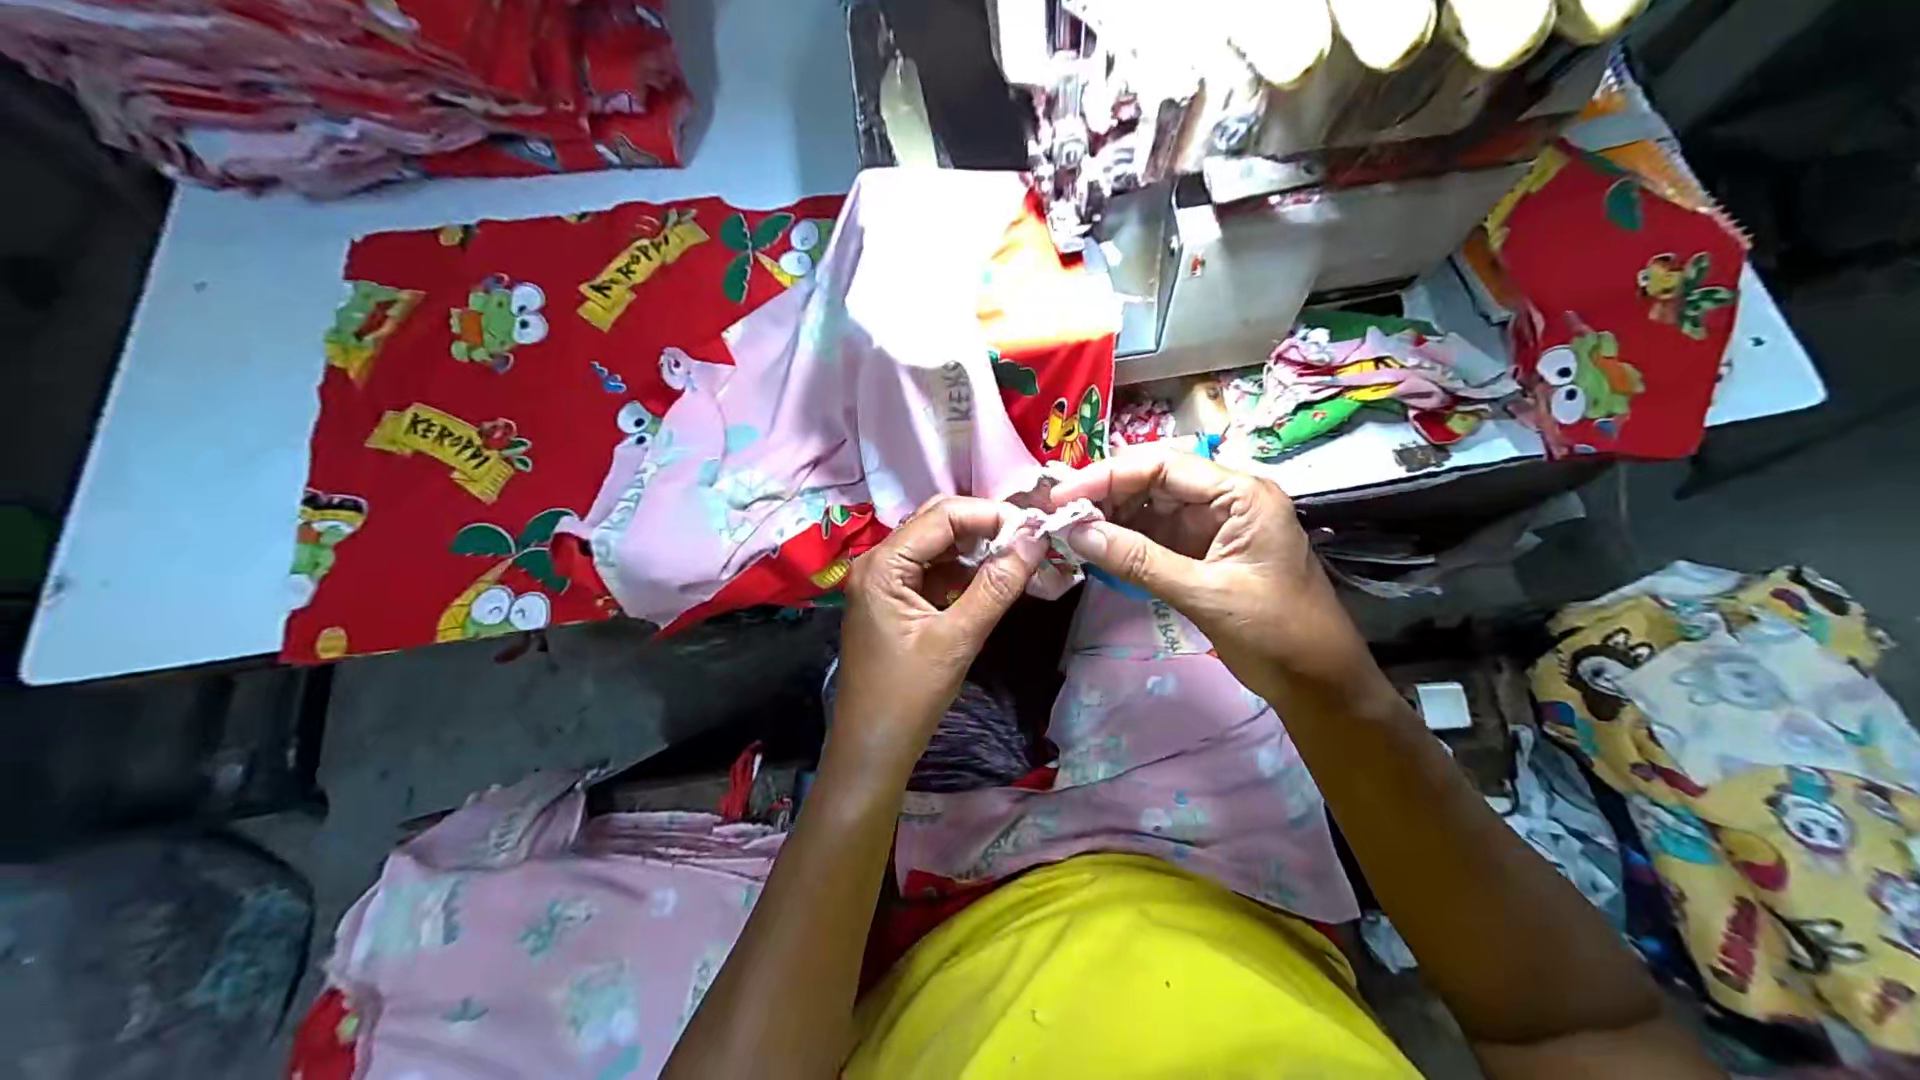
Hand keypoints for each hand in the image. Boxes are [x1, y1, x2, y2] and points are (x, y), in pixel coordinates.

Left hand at [831, 495, 1042, 777]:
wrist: (872, 749)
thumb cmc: (908, 696)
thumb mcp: (957, 639)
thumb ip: (996, 586)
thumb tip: (1035, 540)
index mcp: (882, 565)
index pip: (942, 516)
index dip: (990, 515)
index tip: (1035, 527)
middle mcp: (877, 562)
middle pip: (937, 524)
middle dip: (984, 528)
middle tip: (1029, 540)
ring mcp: (883, 581)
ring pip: (937, 547)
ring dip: (976, 549)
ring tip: (1019, 558)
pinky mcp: (894, 601)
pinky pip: (933, 572)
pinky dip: (963, 573)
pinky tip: (992, 582)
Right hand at [1047, 449, 1375, 690]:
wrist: (1318, 683)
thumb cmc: (1276, 631)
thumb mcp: (1204, 593)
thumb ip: (1138, 560)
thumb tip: (1076, 533)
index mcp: (1240, 494)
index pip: (1163, 466)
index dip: (1107, 476)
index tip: (1062, 496)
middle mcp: (1225, 500)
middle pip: (1153, 482)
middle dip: (1105, 496)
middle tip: (1058, 514)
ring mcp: (1213, 527)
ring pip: (1150, 510)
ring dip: (1111, 518)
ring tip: (1069, 530)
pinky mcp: (1202, 553)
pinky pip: (1156, 538)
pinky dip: (1125, 542)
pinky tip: (1095, 548)